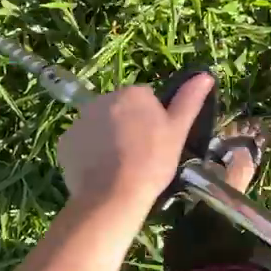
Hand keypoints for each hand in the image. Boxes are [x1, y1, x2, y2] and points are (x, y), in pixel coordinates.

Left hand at [54, 74, 213, 210]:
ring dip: (108, 138)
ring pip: (99, 126)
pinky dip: (90, 153)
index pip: (145, 99)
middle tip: (140, 154)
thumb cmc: (152, 162)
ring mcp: (80, 120)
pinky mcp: (65, 142)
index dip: (152, 121)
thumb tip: (205, 75)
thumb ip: (189, 100)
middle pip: (120, 110)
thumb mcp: (177, 131)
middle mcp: (102, 99)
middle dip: (128, 126)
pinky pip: (82, 143)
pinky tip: (101, 172)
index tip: (156, 142)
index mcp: (132, 93)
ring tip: (120, 166)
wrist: (113, 196)